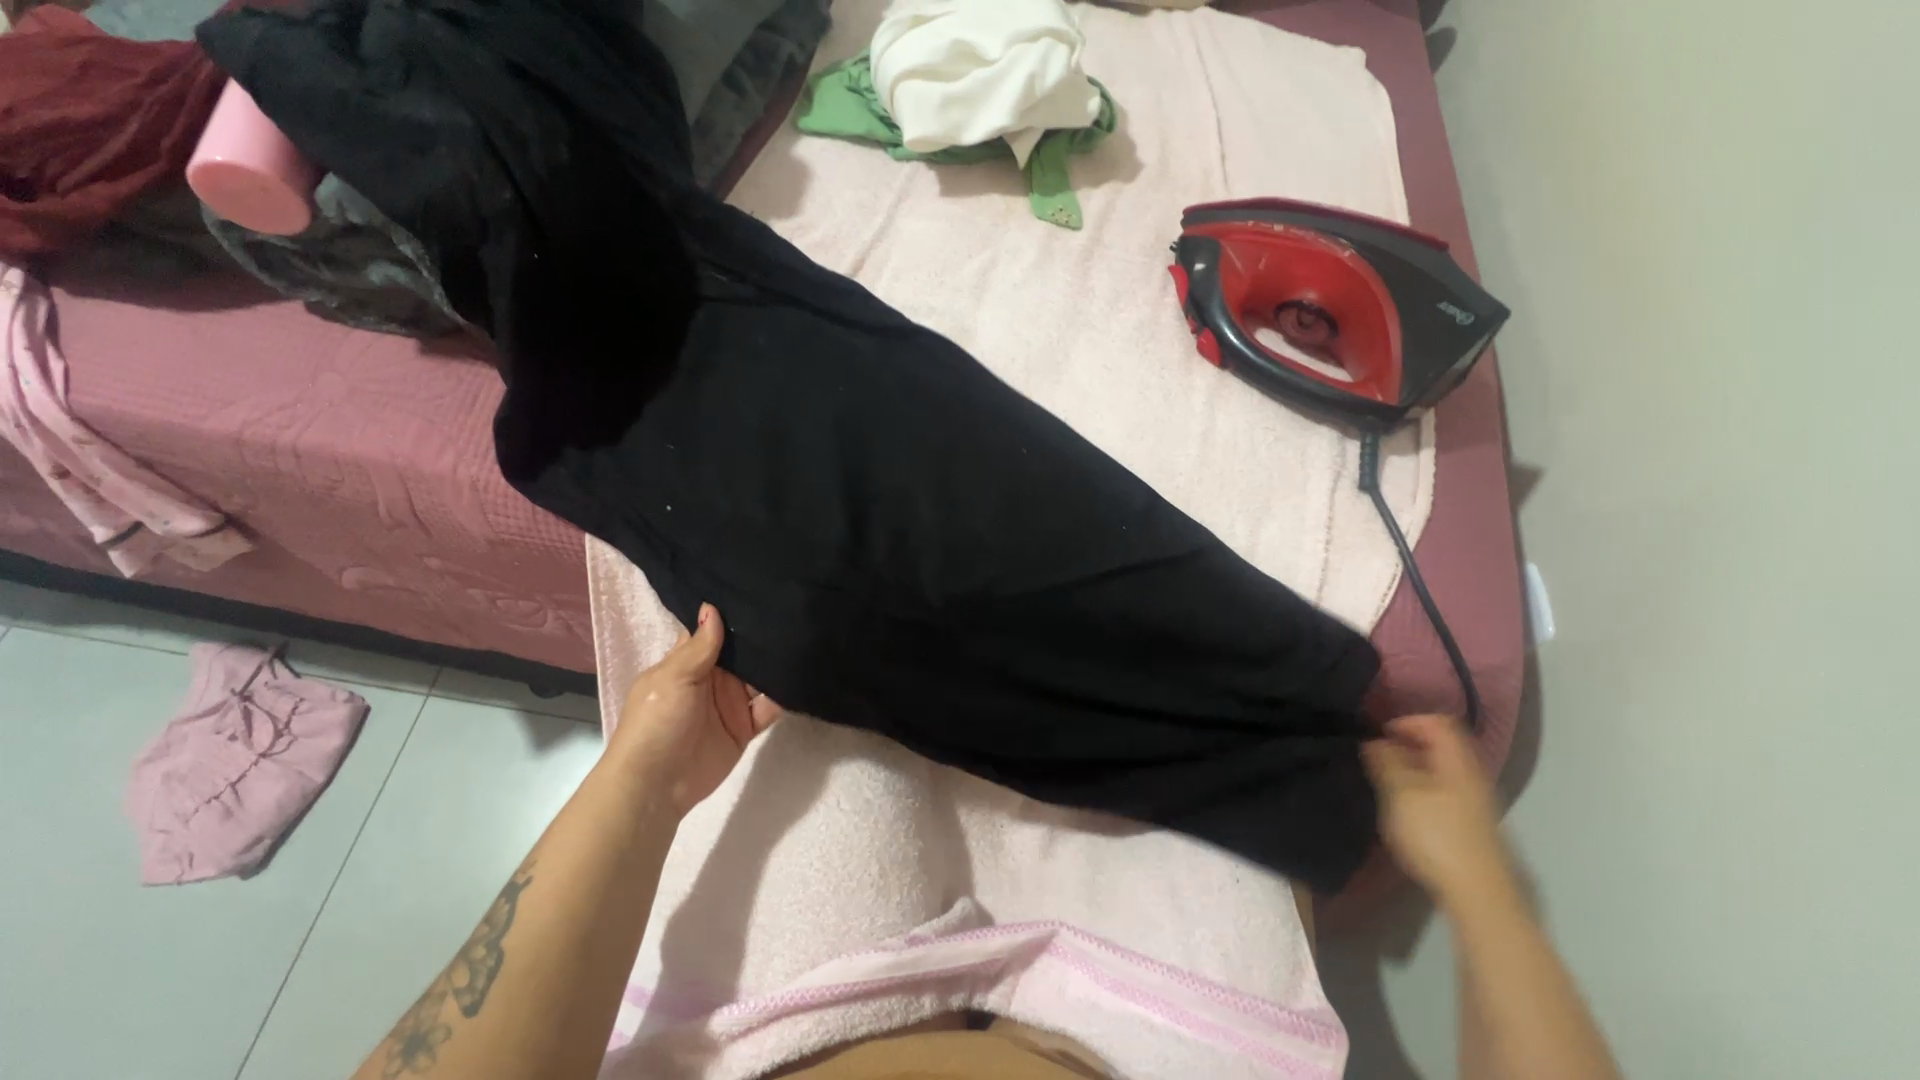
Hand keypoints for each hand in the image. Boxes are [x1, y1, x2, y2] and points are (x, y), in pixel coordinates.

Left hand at [608, 603, 783, 815]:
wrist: (656, 785)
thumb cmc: (656, 724)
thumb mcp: (673, 679)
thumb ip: (698, 647)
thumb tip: (712, 607)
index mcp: (686, 663)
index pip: (710, 631)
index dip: (728, 613)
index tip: (757, 588)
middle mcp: (711, 679)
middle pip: (741, 652)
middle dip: (760, 636)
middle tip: (793, 607)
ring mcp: (729, 704)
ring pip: (759, 678)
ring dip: (775, 664)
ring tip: (805, 639)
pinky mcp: (744, 728)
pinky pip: (769, 708)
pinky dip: (784, 697)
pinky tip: (801, 679)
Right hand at [1362, 713, 1509, 906]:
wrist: (1478, 892)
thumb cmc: (1436, 835)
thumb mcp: (1401, 794)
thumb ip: (1386, 762)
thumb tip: (1375, 741)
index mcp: (1457, 761)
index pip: (1438, 722)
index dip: (1407, 721)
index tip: (1379, 735)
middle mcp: (1471, 775)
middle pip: (1442, 744)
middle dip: (1408, 744)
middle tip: (1378, 757)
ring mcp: (1474, 800)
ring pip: (1442, 769)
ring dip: (1413, 767)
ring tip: (1386, 781)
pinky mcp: (1471, 823)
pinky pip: (1444, 789)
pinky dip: (1422, 787)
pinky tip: (1406, 807)